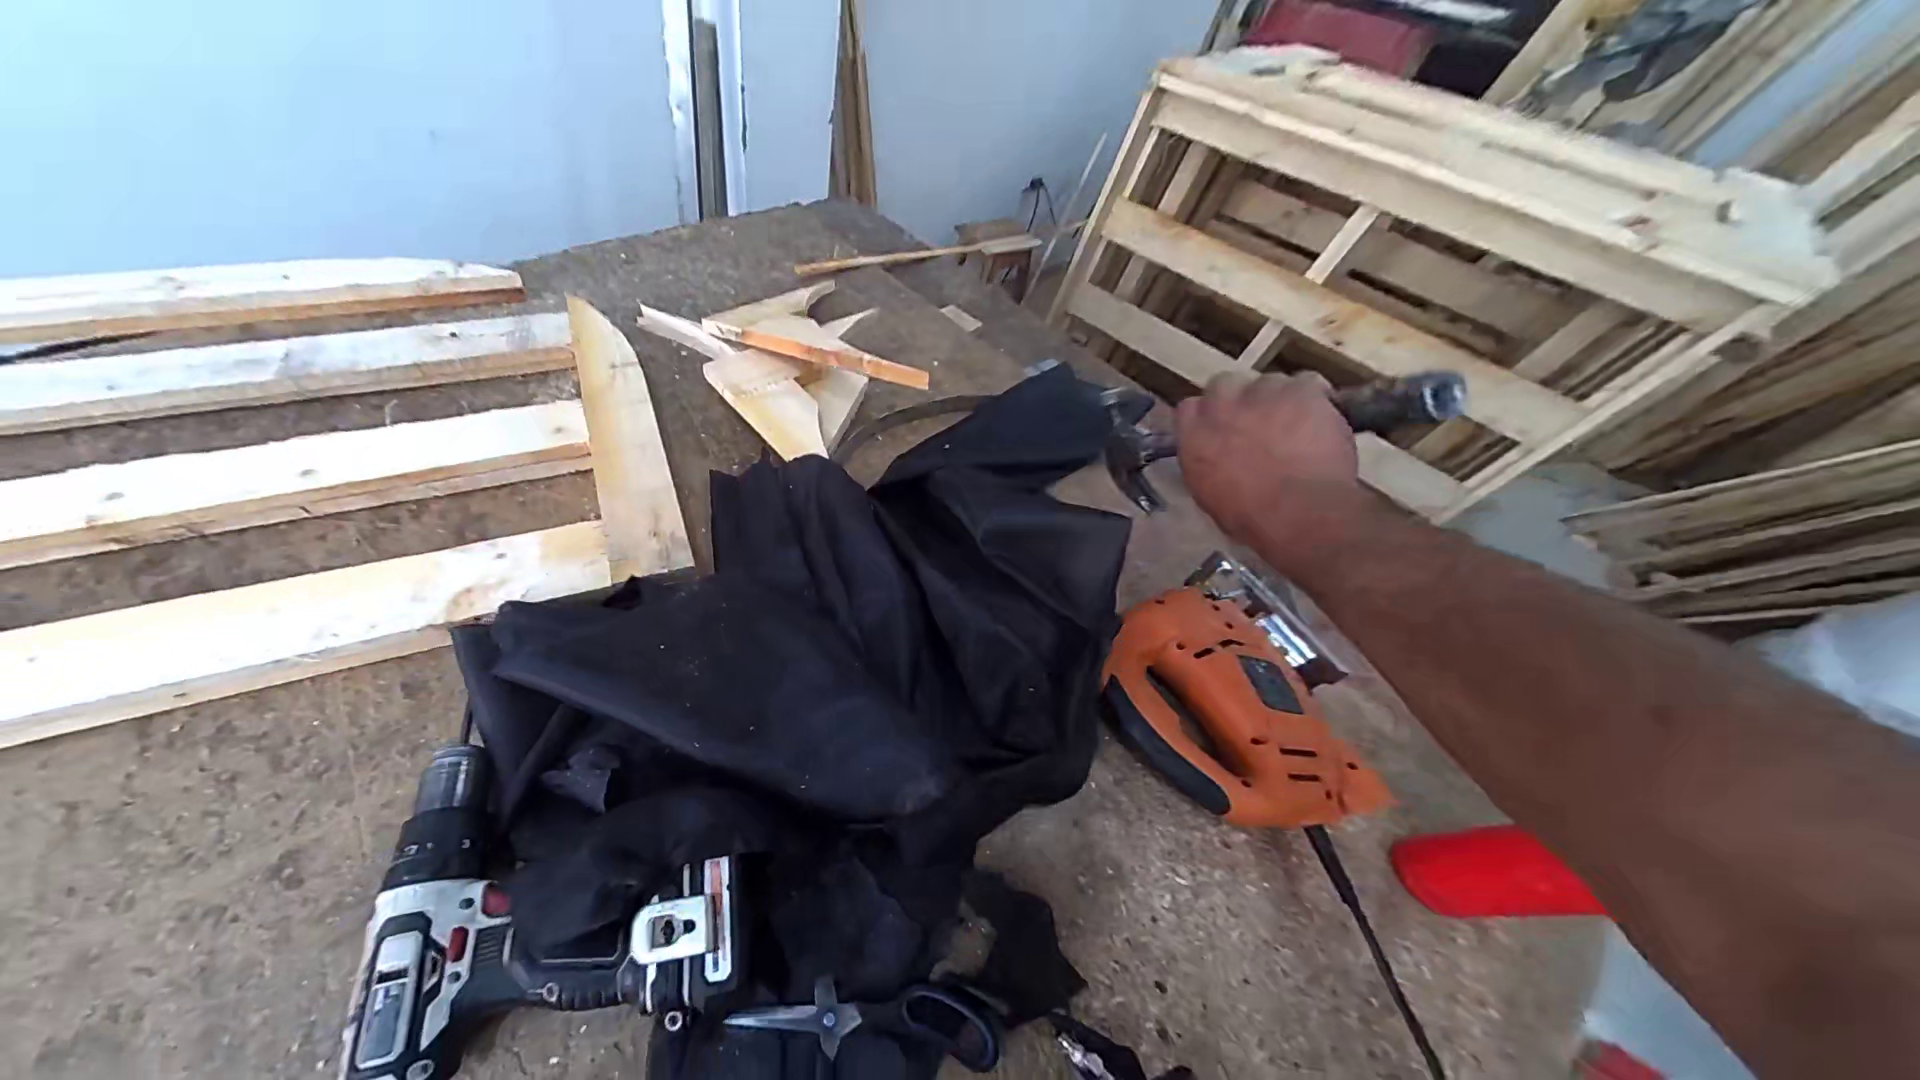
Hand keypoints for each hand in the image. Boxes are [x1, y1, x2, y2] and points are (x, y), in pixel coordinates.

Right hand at [1175, 373, 1364, 550]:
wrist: (1295, 511)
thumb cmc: (1249, 516)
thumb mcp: (1209, 493)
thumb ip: (1207, 462)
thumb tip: (1216, 456)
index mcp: (1193, 435)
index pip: (1190, 408)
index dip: (1209, 416)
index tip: (1222, 429)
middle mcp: (1221, 406)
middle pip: (1225, 384)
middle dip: (1240, 399)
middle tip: (1259, 423)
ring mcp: (1262, 393)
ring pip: (1269, 382)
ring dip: (1279, 399)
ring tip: (1297, 426)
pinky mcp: (1301, 390)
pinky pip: (1308, 383)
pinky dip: (1315, 398)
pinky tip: (1320, 422)